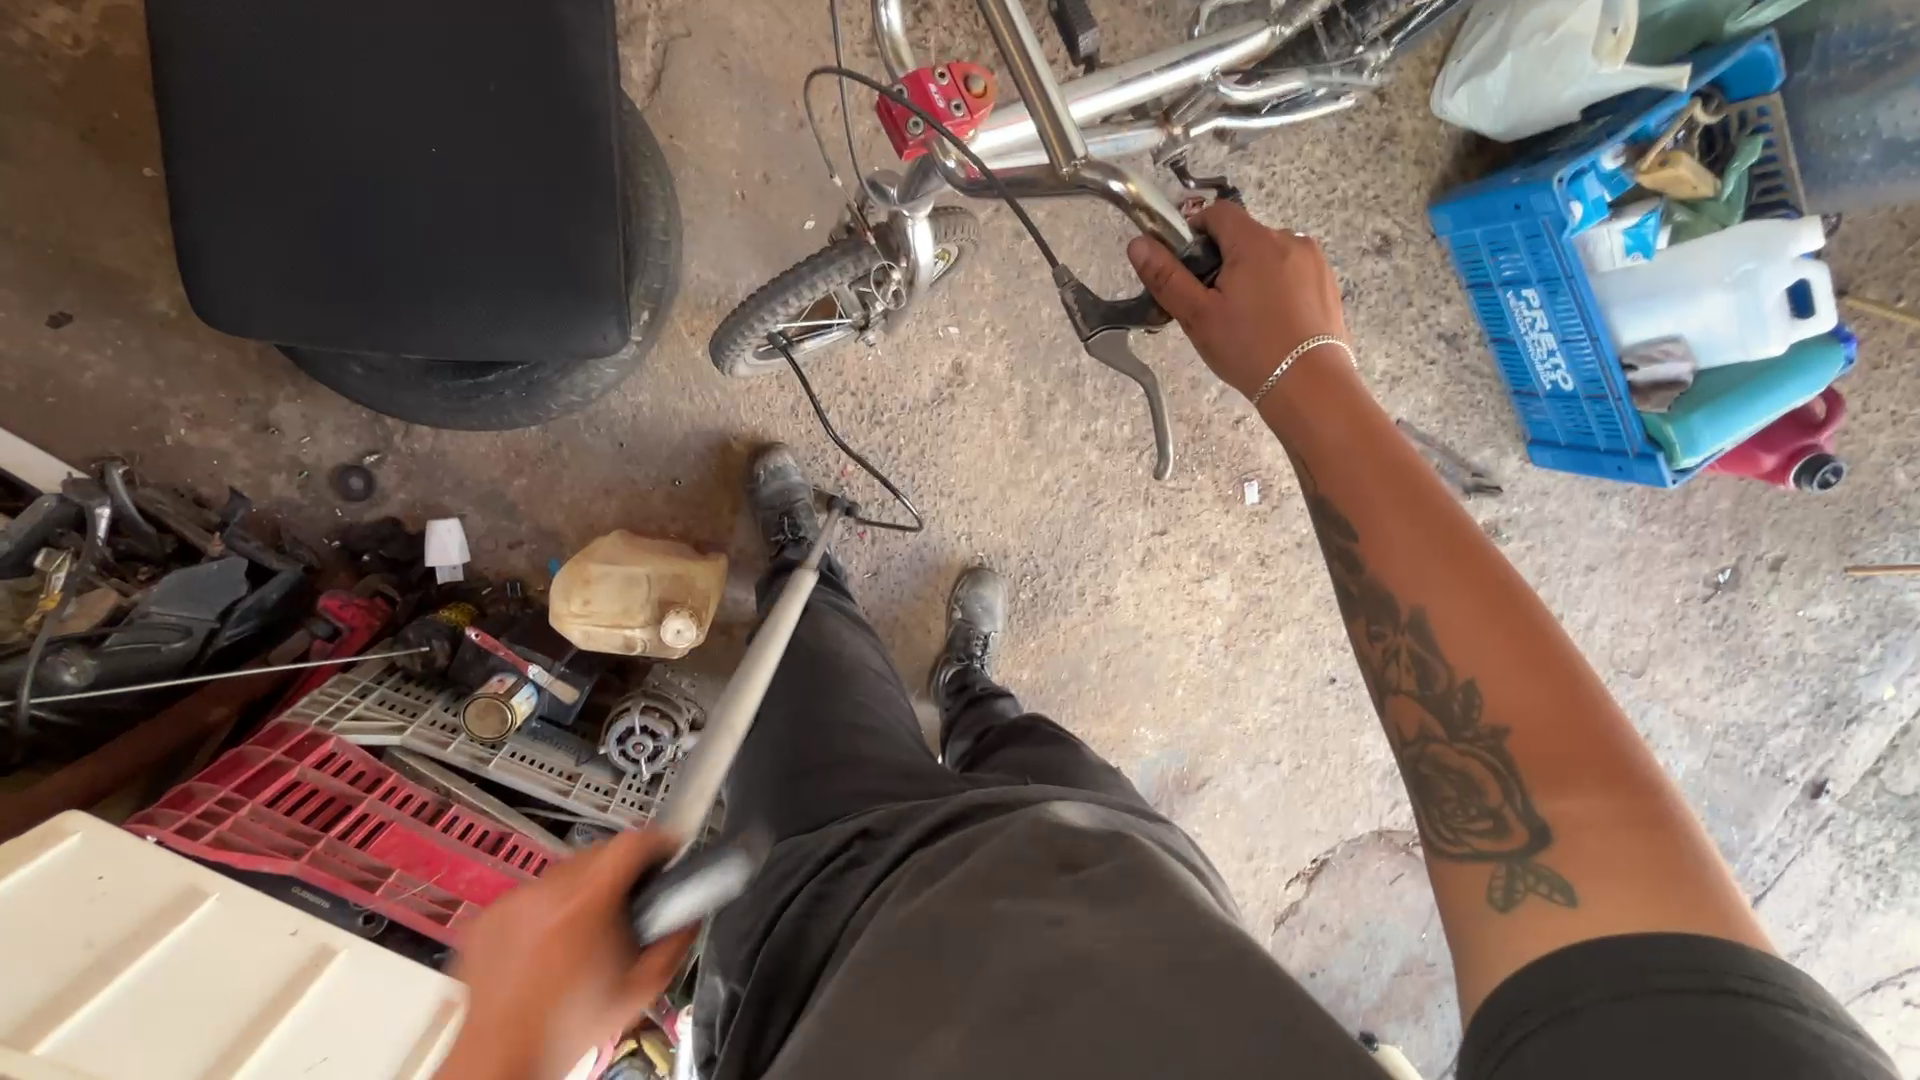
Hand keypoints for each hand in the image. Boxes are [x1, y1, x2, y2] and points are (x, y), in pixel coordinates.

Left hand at [437, 830, 696, 1079]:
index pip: (633, 842)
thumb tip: (692, 909)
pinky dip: (547, 908)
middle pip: (600, 853)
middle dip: (621, 871)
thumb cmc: (572, 1026)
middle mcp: (546, 892)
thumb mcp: (643, 987)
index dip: (659, 843)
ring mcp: (512, 902)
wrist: (502, 1060)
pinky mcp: (489, 916)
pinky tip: (551, 944)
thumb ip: (677, 939)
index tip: (669, 853)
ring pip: (565, 872)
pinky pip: (532, 894)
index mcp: (587, 902)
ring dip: (584, 889)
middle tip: (630, 903)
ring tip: (588, 928)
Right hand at [1127, 201, 1349, 400]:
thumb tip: (1138, 244)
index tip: (1185, 266)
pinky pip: (1291, 273)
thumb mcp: (1197, 316)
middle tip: (1210, 304)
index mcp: (1254, 242)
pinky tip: (1269, 323)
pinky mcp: (1327, 282)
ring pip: (1268, 256)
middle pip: (1243, 236)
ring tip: (1243, 319)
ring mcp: (1313, 260)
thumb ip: (1166, 277)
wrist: (1309, 384)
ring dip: (1250, 274)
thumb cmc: (1249, 349)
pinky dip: (1275, 289)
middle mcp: (1289, 240)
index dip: (1195, 231)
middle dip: (1222, 261)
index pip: (1217, 212)